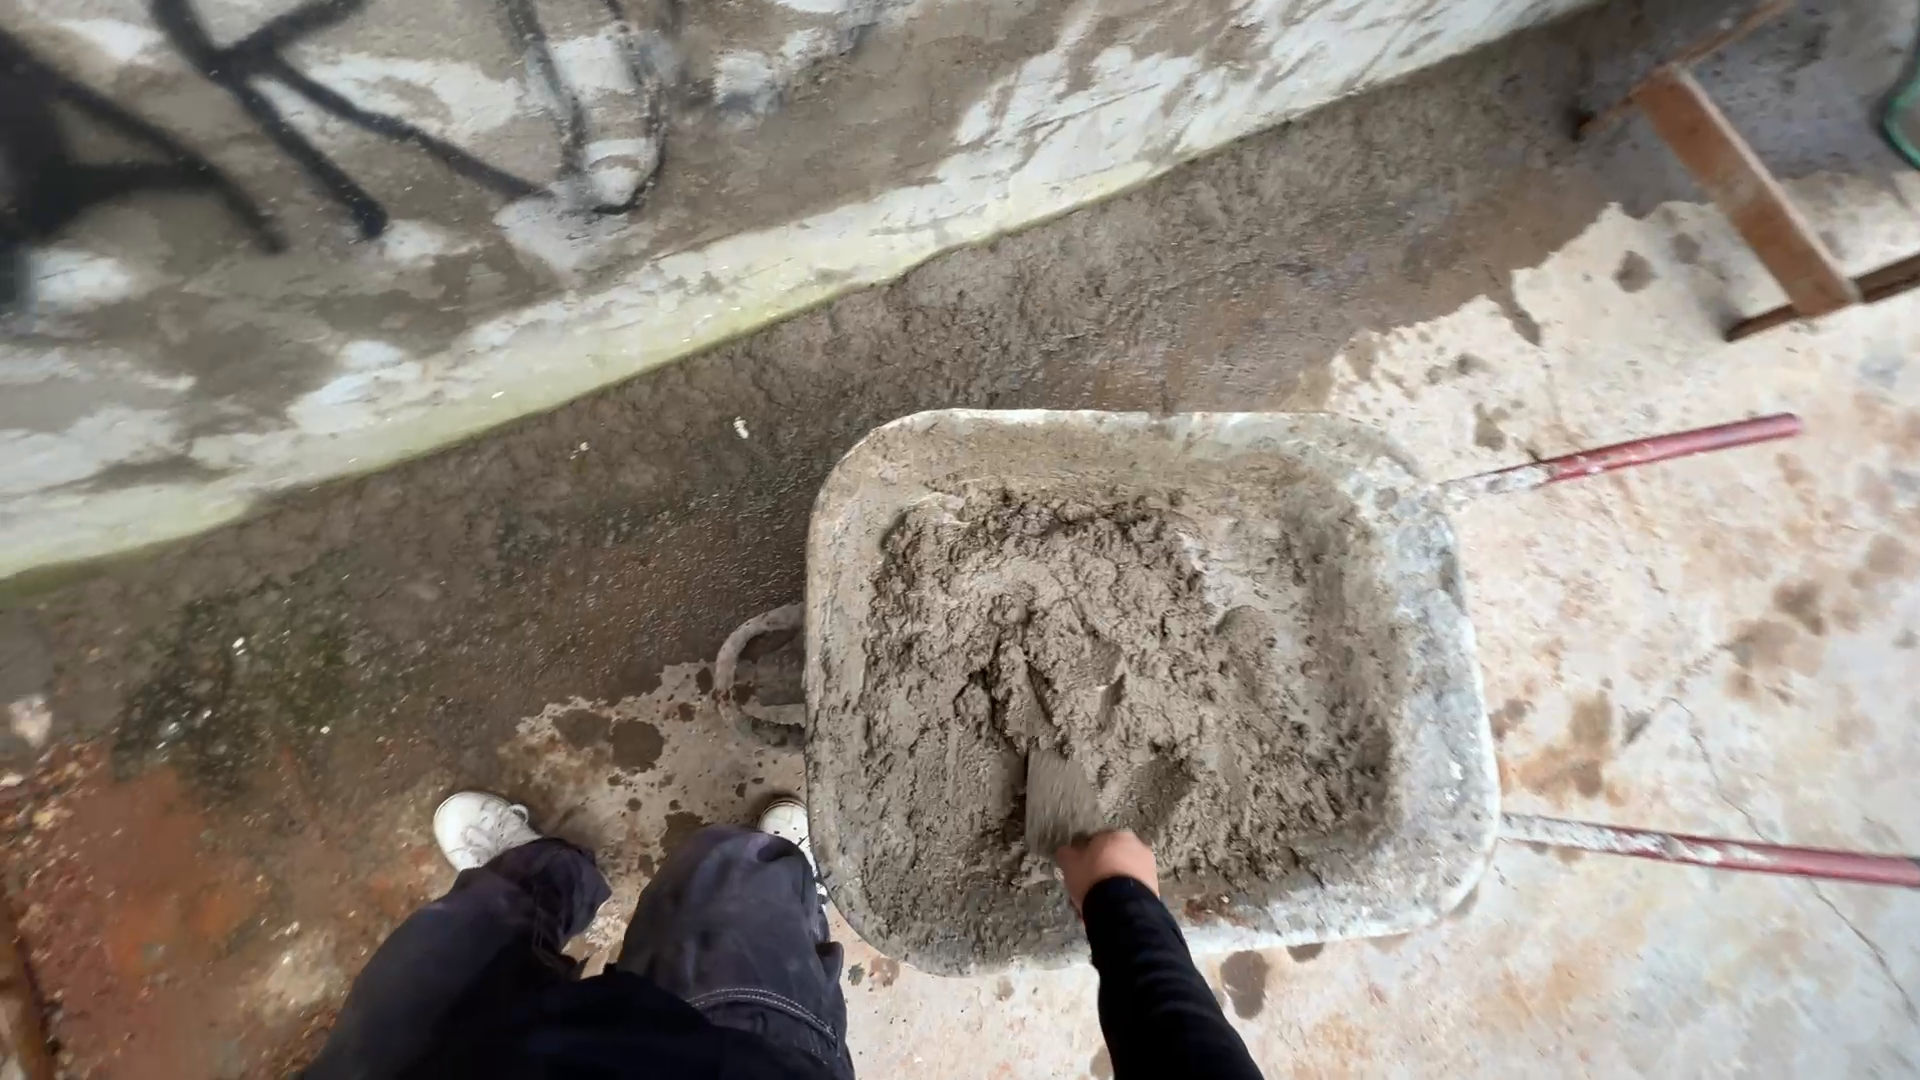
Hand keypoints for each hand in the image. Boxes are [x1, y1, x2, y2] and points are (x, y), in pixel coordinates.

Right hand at [1055, 829, 1157, 911]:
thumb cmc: (1093, 878)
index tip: (1080, 869)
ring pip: (1126, 871)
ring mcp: (1148, 865)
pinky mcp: (1155, 886)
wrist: (1122, 908)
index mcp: (1114, 834)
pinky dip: (1126, 894)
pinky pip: (1134, 887)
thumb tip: (1066, 851)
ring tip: (1103, 899)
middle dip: (1104, 867)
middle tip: (1092, 884)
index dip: (1087, 855)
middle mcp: (1136, 844)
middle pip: (1114, 855)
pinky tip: (1115, 906)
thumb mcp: (1070, 864)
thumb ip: (1067, 854)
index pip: (1097, 840)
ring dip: (1116, 881)